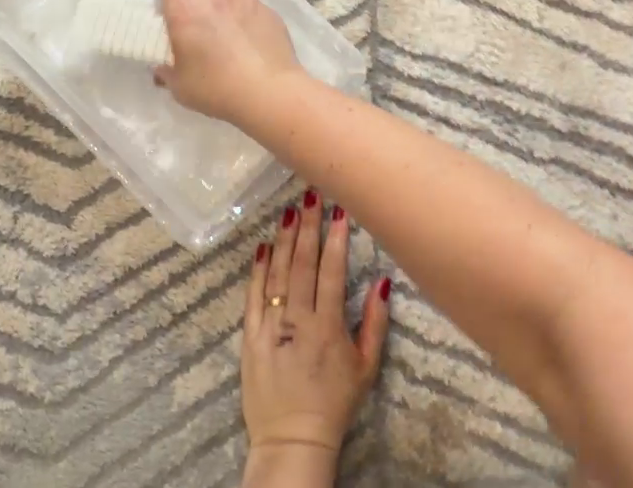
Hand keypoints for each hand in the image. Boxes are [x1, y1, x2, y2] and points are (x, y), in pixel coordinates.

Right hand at [152, 0, 304, 123]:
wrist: (269, 91)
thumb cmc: (217, 90)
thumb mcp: (181, 88)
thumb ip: (168, 73)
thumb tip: (161, 70)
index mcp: (186, 12)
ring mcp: (246, 1)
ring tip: (226, 4)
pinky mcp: (269, 10)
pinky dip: (248, 6)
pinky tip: (250, 28)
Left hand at [240, 191, 390, 485]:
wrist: (292, 438)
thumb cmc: (335, 401)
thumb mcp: (367, 366)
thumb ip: (374, 322)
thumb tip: (383, 281)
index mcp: (328, 327)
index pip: (331, 272)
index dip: (335, 239)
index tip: (339, 210)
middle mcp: (298, 322)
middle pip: (302, 265)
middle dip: (308, 227)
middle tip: (311, 195)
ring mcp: (271, 328)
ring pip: (277, 275)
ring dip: (284, 240)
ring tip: (290, 210)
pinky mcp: (250, 337)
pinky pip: (253, 297)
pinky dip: (258, 270)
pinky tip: (264, 246)